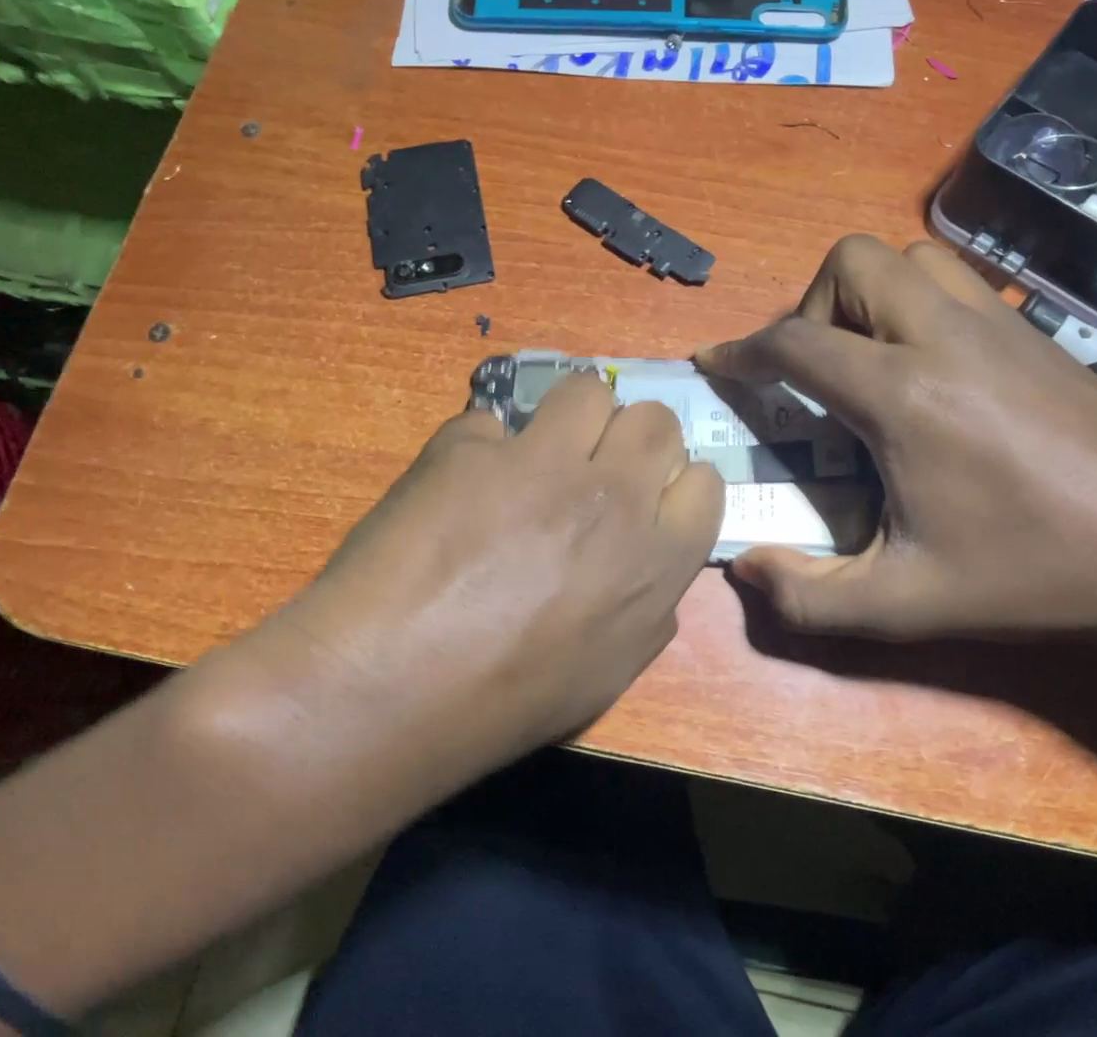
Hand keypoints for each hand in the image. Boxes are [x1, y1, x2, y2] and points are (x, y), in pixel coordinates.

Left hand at [232, 375, 722, 773]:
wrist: (392, 690)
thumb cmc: (507, 704)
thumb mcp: (607, 674)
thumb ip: (644, 610)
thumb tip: (644, 569)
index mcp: (659, 562)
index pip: (704, 482)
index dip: (671, 485)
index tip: (643, 498)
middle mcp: (614, 499)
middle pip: (654, 421)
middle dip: (629, 438)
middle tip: (590, 470)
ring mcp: (542, 465)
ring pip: (588, 391)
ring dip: (569, 417)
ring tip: (534, 455)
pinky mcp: (472, 449)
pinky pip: (493, 422)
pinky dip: (483, 449)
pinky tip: (456, 490)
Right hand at [697, 235, 1096, 642]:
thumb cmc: (1030, 577)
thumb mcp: (902, 605)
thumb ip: (806, 595)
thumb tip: (746, 567)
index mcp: (904, 396)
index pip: (798, 344)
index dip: (742, 351)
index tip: (715, 364)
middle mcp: (947, 338)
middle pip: (854, 261)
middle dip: (809, 305)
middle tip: (811, 372)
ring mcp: (1000, 326)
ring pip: (912, 257)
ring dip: (868, 295)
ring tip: (866, 362)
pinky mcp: (1037, 334)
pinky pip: (958, 283)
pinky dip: (918, 304)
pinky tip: (931, 373)